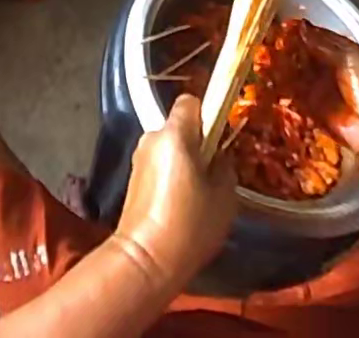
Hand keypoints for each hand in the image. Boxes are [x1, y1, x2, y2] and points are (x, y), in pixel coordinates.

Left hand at [112, 94, 236, 289]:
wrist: (147, 255)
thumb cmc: (190, 224)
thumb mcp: (224, 196)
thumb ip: (223, 165)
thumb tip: (218, 153)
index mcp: (174, 135)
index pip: (189, 102)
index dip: (207, 112)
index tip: (221, 133)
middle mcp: (152, 136)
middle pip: (179, 125)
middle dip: (197, 141)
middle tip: (214, 169)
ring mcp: (140, 153)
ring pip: (169, 144)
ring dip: (183, 157)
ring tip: (199, 191)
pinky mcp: (134, 172)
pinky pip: (159, 160)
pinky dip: (171, 170)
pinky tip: (181, 199)